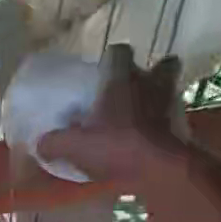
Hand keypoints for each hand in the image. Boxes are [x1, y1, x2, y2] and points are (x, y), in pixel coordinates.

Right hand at [37, 44, 191, 183]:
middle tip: (132, 91)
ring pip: (170, 89)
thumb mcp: (73, 147)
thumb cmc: (115, 147)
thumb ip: (54, 143)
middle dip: (148, 74)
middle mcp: (149, 83)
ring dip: (159, 97)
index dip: (110, 60)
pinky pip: (173, 117)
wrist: (158, 169)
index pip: (118, 52)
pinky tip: (151, 137)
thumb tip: (40, 144)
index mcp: (121, 79)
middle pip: (158, 65)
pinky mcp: (180, 126)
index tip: (103, 73)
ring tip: (144, 113)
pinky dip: (164, 123)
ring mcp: (169, 103)